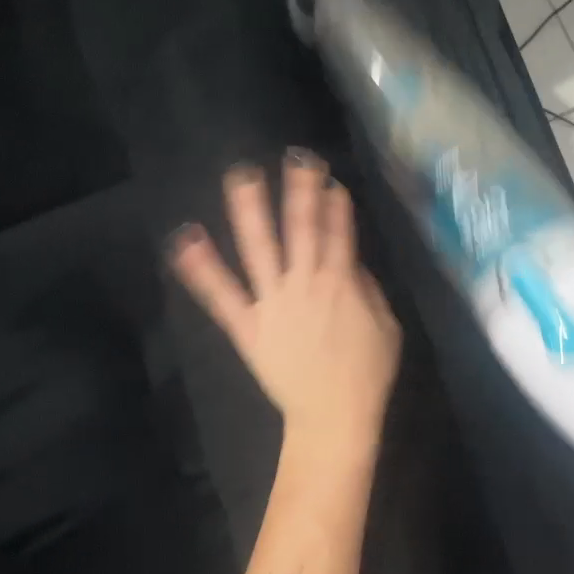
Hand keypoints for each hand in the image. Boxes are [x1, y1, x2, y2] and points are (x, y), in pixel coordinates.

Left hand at [169, 149, 402, 449]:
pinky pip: (222, 295)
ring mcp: (273, 303)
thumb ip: (369, 290)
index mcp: (343, 284)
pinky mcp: (247, 326)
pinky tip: (185, 240)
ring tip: (241, 176)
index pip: (339, 233)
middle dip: (300, 190)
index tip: (331, 181)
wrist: (334, 416)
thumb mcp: (388, 327)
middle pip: (302, 228)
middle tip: (296, 157)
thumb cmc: (368, 374)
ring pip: (260, 248)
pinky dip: (203, 269)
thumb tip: (352, 263)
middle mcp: (305, 284)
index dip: (335, 204)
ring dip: (250, 210)